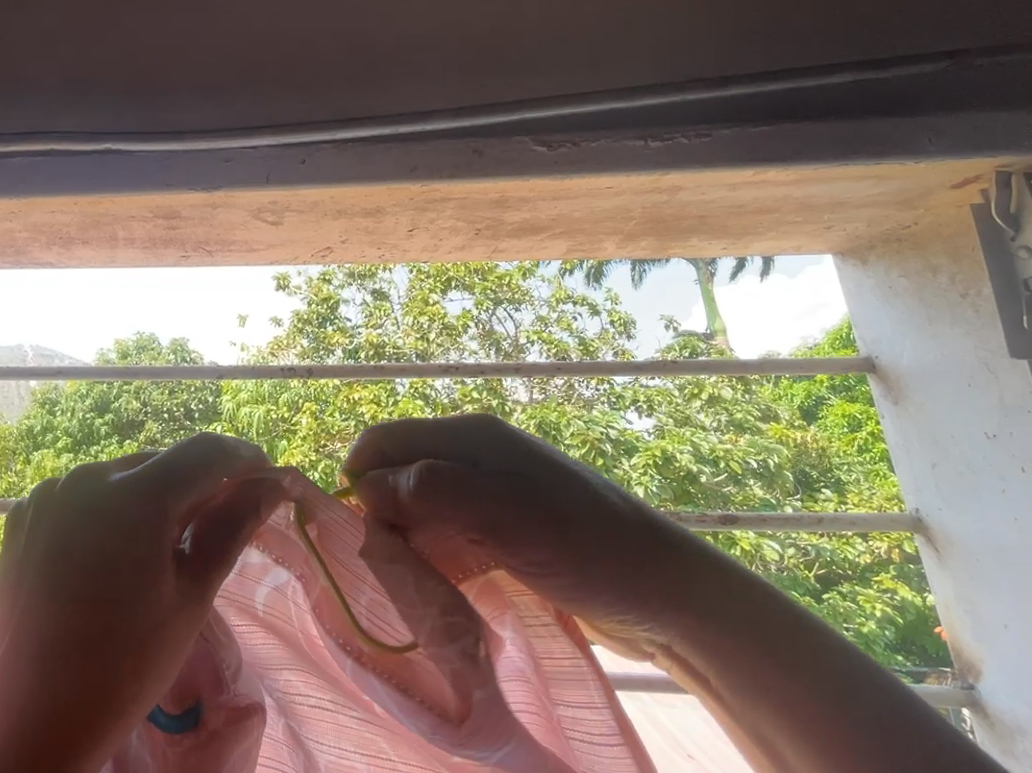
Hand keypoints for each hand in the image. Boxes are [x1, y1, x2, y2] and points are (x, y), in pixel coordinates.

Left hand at [0, 433, 282, 772]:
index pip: (204, 453)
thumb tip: (271, 485)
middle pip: (160, 463)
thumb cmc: (124, 665)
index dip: (242, 459)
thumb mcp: (190, 598)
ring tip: (159, 554)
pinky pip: (81, 497)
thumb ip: (231, 528)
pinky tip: (110, 559)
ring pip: (120, 478)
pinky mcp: (24, 512)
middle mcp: (87, 477)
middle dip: (196, 486)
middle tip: (217, 529)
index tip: (265, 477)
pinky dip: (107, 512)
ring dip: (149, 499)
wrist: (28, 713)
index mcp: (134, 496)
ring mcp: (49, 492)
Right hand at [344, 413, 715, 653]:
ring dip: (405, 537)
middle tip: (392, 563)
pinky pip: (443, 530)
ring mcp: (486, 490)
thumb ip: (430, 492)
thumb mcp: (505, 515)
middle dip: (381, 512)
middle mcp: (470, 455)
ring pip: (415, 504)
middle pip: (396, 472)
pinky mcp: (499, 525)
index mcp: (468, 436)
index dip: (361, 480)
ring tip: (415, 578)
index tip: (365, 533)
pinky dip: (431, 552)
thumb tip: (363, 488)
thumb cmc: (585, 547)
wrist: (670, 594)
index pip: (382, 441)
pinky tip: (443, 581)